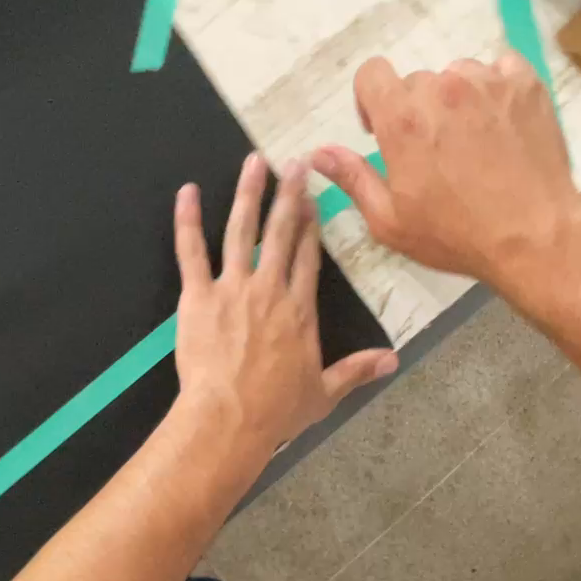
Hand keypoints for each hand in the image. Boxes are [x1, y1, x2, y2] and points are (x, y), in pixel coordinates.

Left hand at [170, 152, 397, 451]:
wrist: (230, 418)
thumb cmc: (276, 411)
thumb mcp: (323, 395)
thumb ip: (356, 372)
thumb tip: (393, 361)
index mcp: (300, 311)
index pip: (307, 258)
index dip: (310, 228)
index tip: (313, 201)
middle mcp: (270, 290)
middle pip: (281, 233)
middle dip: (289, 196)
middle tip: (294, 164)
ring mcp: (233, 289)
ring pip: (241, 232)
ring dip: (248, 194)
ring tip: (254, 162)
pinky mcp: (198, 297)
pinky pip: (191, 252)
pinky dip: (187, 221)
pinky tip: (187, 193)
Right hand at [311, 55, 580, 311]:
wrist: (530, 234)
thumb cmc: (452, 235)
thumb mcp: (389, 220)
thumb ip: (352, 179)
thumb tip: (319, 154)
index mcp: (402, 121)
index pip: (371, 74)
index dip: (369, 100)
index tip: (379, 129)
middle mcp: (443, 89)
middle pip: (416, 82)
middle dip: (414, 111)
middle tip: (429, 153)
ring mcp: (487, 83)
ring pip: (457, 76)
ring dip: (454, 101)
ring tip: (467, 143)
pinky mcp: (525, 85)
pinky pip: (499, 71)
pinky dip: (492, 92)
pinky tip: (497, 128)